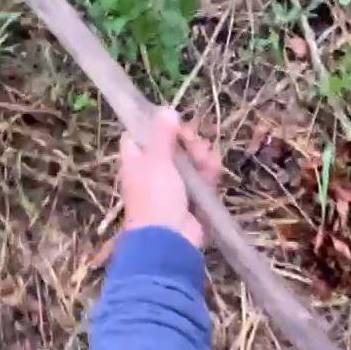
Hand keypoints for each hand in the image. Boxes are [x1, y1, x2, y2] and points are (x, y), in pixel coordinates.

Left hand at [119, 110, 220, 247]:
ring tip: (207, 155)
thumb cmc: (154, 197)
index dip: (152, 127)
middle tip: (193, 139)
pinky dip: (208, 172)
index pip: (138, 137)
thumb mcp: (156, 160)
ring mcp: (173, 187)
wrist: (168, 239)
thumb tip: (166, 110)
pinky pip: (202, 180)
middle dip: (185, 141)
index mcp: (135, 162)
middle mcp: (152, 173)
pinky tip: (215, 165)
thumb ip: (162, 134)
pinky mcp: (192, 200)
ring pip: (189, 163)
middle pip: (169, 147)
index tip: (169, 121)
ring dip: (200, 155)